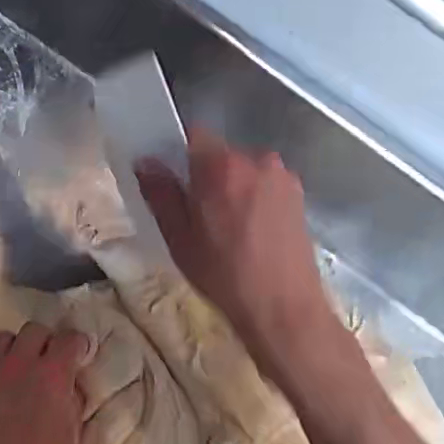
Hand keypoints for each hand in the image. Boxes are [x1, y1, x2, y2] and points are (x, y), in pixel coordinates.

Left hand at [0, 322, 87, 443]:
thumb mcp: (74, 434)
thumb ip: (75, 400)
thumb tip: (72, 384)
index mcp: (53, 375)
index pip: (69, 339)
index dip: (78, 345)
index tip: (80, 354)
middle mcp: (21, 363)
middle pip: (36, 331)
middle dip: (48, 343)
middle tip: (52, 362)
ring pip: (8, 336)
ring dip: (19, 346)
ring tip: (23, 365)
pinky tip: (1, 371)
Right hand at [135, 128, 353, 396]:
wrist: (284, 309)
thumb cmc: (224, 275)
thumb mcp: (179, 238)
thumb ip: (161, 194)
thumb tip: (146, 162)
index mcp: (221, 165)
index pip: (193, 134)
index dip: (178, 152)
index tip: (171, 178)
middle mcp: (256, 159)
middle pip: (219, 153)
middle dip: (205, 174)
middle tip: (195, 210)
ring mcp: (281, 176)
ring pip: (243, 169)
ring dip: (231, 186)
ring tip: (226, 226)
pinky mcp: (298, 194)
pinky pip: (263, 184)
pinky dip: (252, 197)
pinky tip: (250, 232)